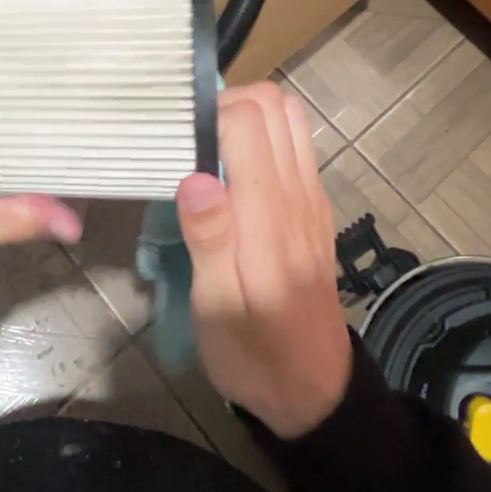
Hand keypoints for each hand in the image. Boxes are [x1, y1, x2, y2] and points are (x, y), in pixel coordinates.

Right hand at [175, 82, 351, 438]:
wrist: (314, 389)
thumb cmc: (253, 353)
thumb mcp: (216, 310)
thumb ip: (209, 241)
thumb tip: (196, 176)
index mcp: (268, 217)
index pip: (248, 122)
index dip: (207, 113)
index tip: (176, 137)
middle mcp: (297, 193)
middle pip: (274, 104)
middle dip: (227, 103)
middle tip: (190, 139)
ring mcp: (311, 196)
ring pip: (290, 116)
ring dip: (248, 115)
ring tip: (209, 149)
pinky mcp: (314, 204)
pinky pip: (295, 142)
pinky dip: (264, 134)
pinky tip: (234, 171)